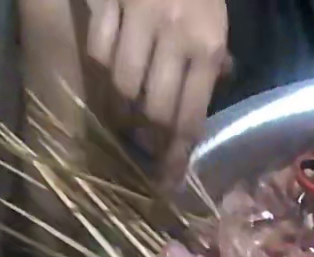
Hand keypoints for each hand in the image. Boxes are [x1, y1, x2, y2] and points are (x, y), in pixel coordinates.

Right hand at [85, 0, 227, 178]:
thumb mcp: (214, 20)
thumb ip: (208, 67)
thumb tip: (194, 120)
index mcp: (206, 46)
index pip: (189, 119)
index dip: (175, 158)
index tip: (167, 182)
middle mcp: (176, 35)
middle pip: (154, 113)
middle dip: (148, 135)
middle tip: (145, 140)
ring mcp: (140, 17)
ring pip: (124, 88)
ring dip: (122, 105)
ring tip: (127, 105)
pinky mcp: (110, 1)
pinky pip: (99, 52)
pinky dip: (103, 64)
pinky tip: (111, 62)